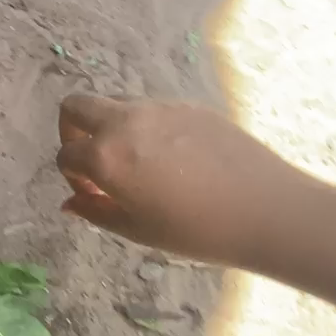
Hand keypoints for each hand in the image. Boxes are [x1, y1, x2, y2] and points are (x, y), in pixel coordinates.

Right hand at [56, 96, 311, 267]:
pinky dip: (146, 129)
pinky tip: (175, 161)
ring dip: (112, 129)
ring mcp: (159, 109)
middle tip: (94, 160)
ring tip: (139, 164)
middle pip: (75, 106)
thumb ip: (95, 212)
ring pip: (115, 105)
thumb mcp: (136, 230)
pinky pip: (152, 111)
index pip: (66, 154)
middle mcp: (125, 122)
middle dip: (73, 130)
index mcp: (105, 155)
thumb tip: (70, 204)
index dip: (72, 178)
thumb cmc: (195, 230)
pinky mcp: (189, 106)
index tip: (93, 197)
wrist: (268, 210)